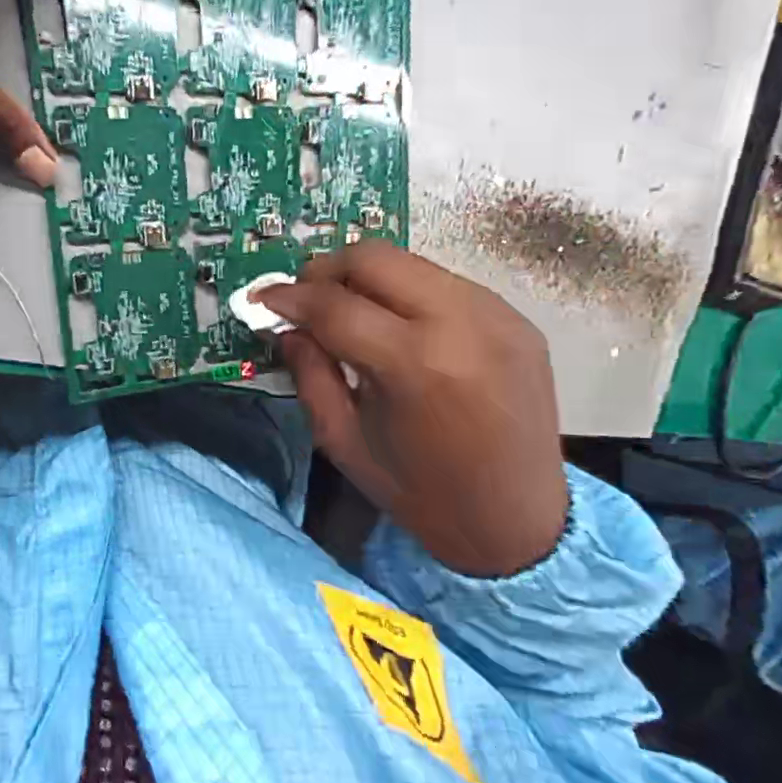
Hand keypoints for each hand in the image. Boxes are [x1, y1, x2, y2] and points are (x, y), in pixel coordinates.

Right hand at [260, 243, 568, 577]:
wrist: (519, 523)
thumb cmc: (420, 493)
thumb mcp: (342, 439)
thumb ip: (310, 373)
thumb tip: (288, 327)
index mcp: (416, 365)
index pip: (334, 304)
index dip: (289, 297)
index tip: (262, 300)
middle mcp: (463, 324)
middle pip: (374, 259)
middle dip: (324, 272)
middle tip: (301, 300)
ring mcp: (498, 316)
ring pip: (409, 262)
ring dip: (363, 278)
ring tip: (342, 311)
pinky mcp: (517, 319)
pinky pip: (442, 283)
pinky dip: (403, 293)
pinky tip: (391, 325)